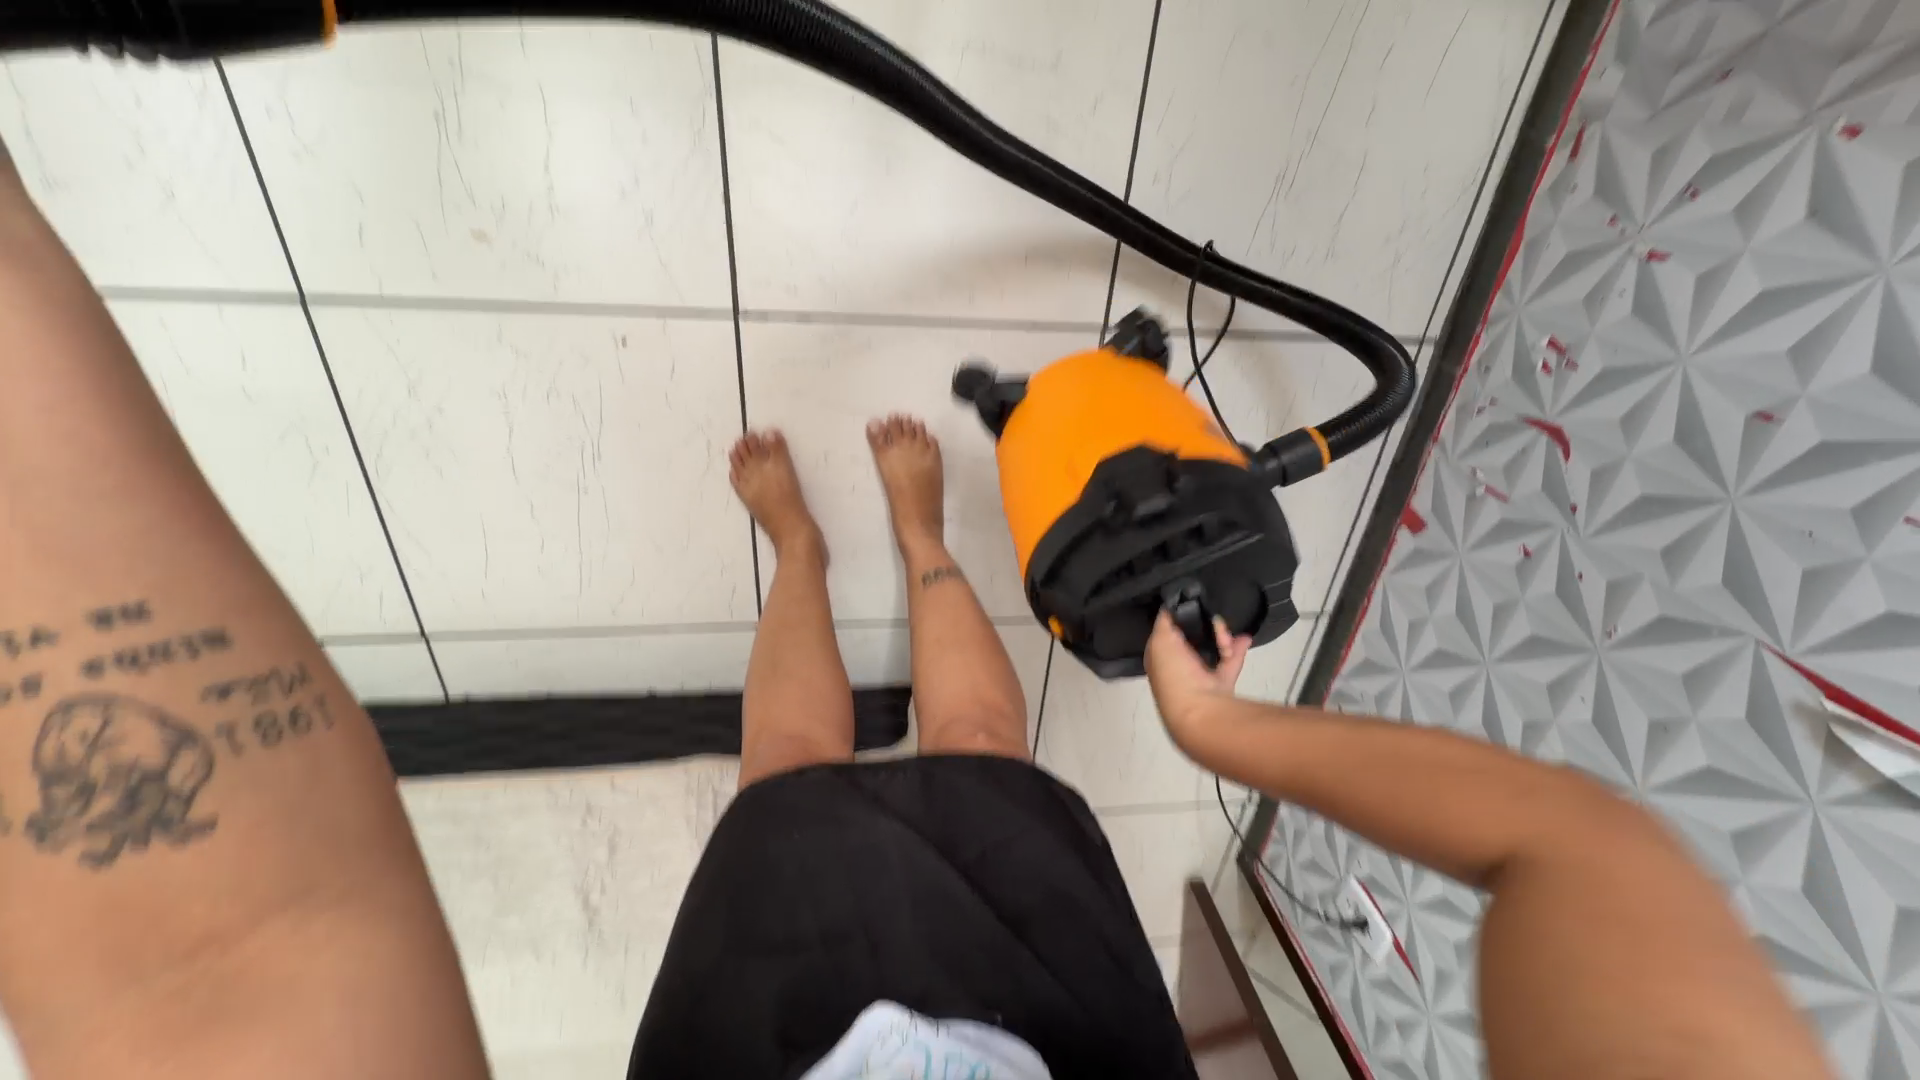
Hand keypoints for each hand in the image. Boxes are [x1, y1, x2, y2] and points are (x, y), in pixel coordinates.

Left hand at [1144, 610, 1250, 741]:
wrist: (1198, 709)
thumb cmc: (1172, 673)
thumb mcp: (1159, 639)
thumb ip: (1165, 620)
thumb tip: (1170, 606)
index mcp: (1161, 656)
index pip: (1168, 631)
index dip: (1180, 618)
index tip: (1192, 604)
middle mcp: (1180, 664)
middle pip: (1194, 636)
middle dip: (1205, 626)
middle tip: (1214, 622)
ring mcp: (1201, 674)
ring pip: (1213, 645)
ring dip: (1222, 637)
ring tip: (1225, 638)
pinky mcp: (1221, 681)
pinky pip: (1231, 658)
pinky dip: (1237, 647)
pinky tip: (1243, 637)